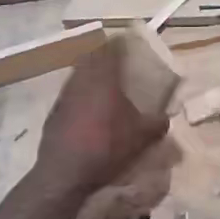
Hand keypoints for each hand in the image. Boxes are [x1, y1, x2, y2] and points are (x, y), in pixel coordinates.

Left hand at [37, 40, 170, 190]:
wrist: (62, 177)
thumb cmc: (106, 148)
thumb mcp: (141, 138)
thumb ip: (157, 123)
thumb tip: (166, 117)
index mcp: (104, 79)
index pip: (110, 48)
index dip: (120, 42)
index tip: (129, 41)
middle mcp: (81, 82)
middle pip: (91, 58)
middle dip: (104, 56)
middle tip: (118, 62)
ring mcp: (64, 98)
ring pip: (78, 75)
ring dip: (90, 75)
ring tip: (104, 85)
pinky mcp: (53, 115)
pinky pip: (69, 95)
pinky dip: (80, 95)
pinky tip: (88, 111)